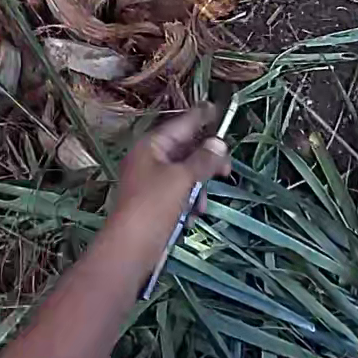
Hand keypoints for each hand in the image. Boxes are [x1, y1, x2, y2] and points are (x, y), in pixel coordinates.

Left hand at [109, 104, 230, 235]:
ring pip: (185, 175)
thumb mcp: (183, 178)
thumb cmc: (154, 206)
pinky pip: (179, 194)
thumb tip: (219, 142)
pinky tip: (193, 216)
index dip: (200, 117)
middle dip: (206, 161)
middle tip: (227, 168)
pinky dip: (189, 202)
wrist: (130, 249)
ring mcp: (150, 182)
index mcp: (151, 146)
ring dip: (198, 188)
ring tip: (203, 204)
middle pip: (184, 150)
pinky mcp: (154, 204)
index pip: (181, 124)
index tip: (217, 108)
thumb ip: (203, 159)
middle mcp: (149, 160)